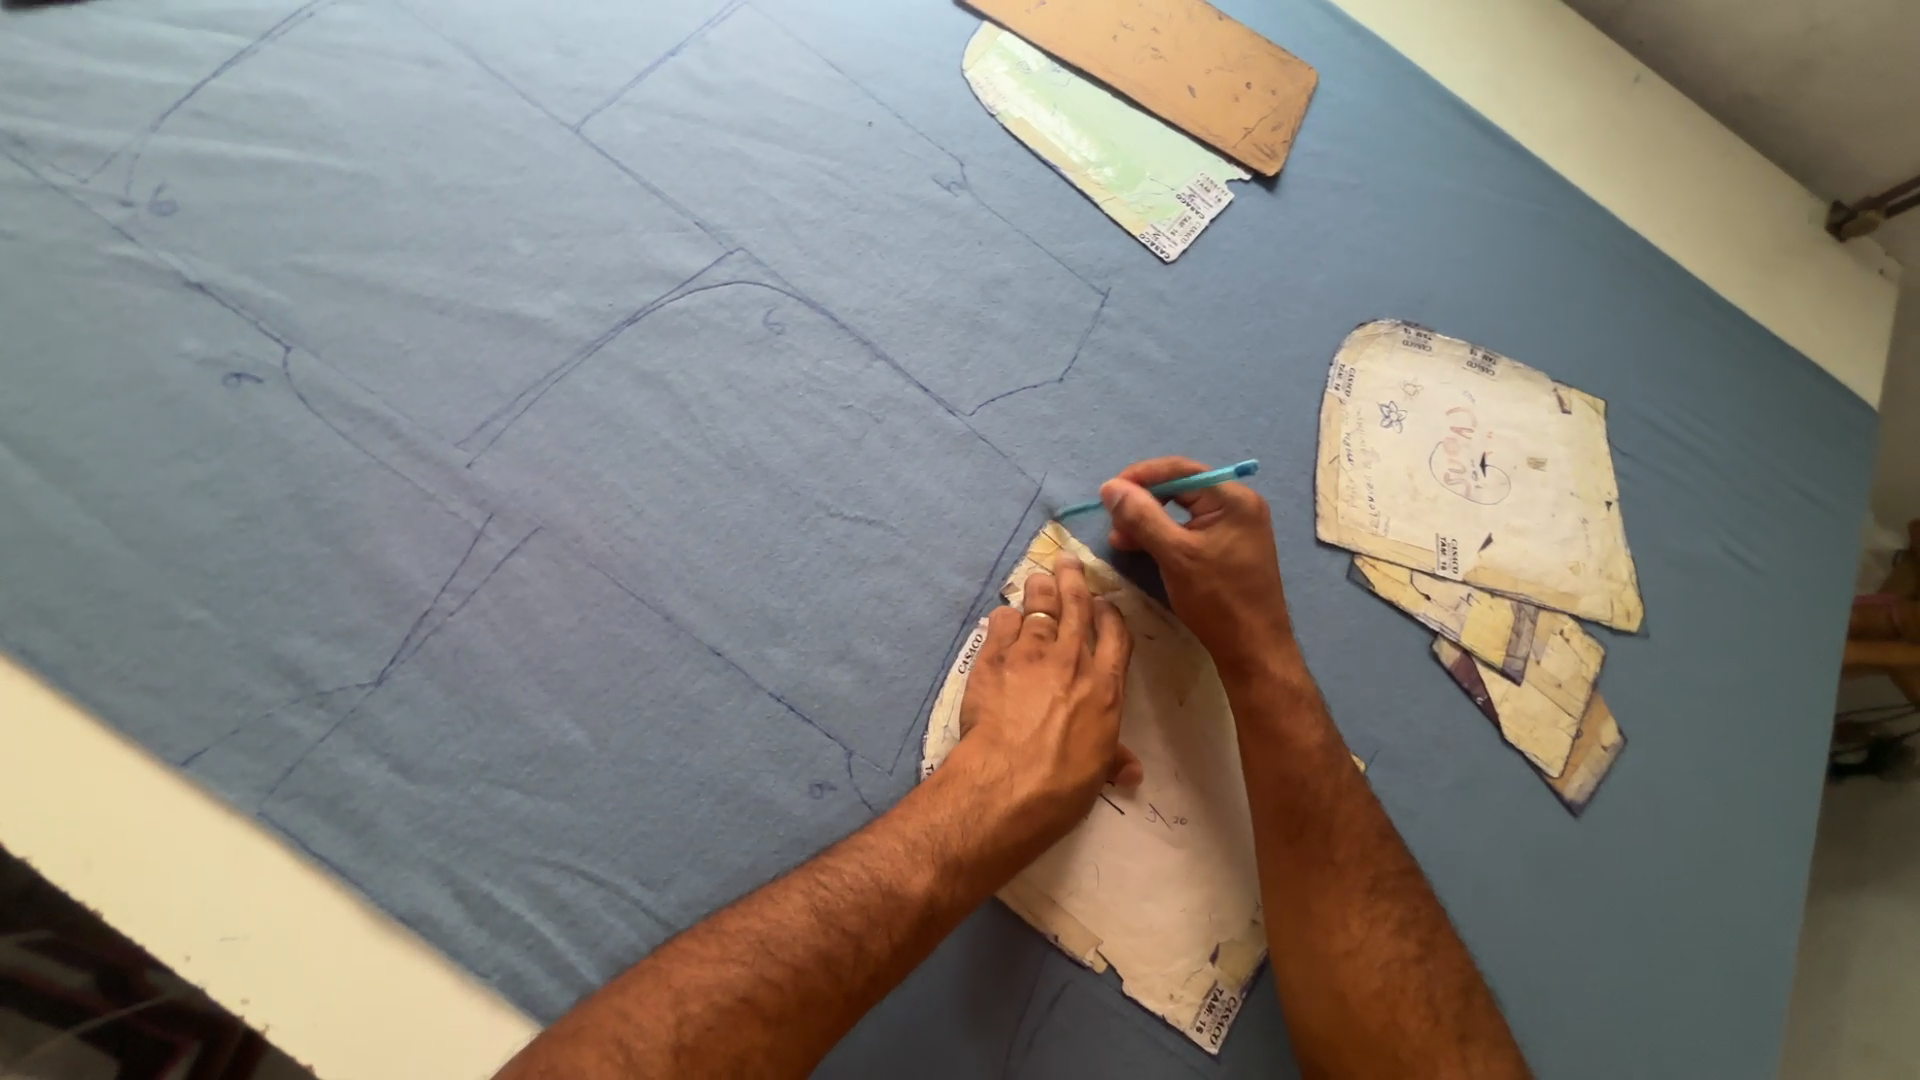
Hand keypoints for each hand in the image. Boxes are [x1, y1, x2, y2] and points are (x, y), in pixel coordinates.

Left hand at [948, 553, 1139, 844]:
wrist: (1009, 781)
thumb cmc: (1063, 783)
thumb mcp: (1098, 770)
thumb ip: (1113, 758)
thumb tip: (1132, 771)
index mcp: (1105, 685)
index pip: (1115, 633)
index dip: (1109, 612)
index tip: (1103, 602)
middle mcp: (1071, 659)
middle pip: (1076, 604)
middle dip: (1072, 578)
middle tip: (1066, 561)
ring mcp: (1030, 652)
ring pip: (1038, 604)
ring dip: (1039, 589)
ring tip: (1037, 579)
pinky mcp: (994, 656)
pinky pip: (1001, 621)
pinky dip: (1005, 616)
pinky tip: (1004, 617)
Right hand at [1099, 456, 1294, 677]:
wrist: (1252, 648)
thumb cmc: (1217, 600)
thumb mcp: (1175, 555)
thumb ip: (1142, 517)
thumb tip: (1110, 487)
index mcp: (1233, 499)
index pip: (1180, 470)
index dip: (1141, 476)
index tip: (1109, 493)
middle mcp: (1237, 505)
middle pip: (1180, 487)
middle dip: (1143, 500)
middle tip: (1113, 519)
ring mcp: (1234, 527)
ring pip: (1181, 509)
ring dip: (1148, 519)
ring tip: (1119, 537)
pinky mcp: (1226, 547)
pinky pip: (1188, 528)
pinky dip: (1162, 534)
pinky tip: (1139, 547)